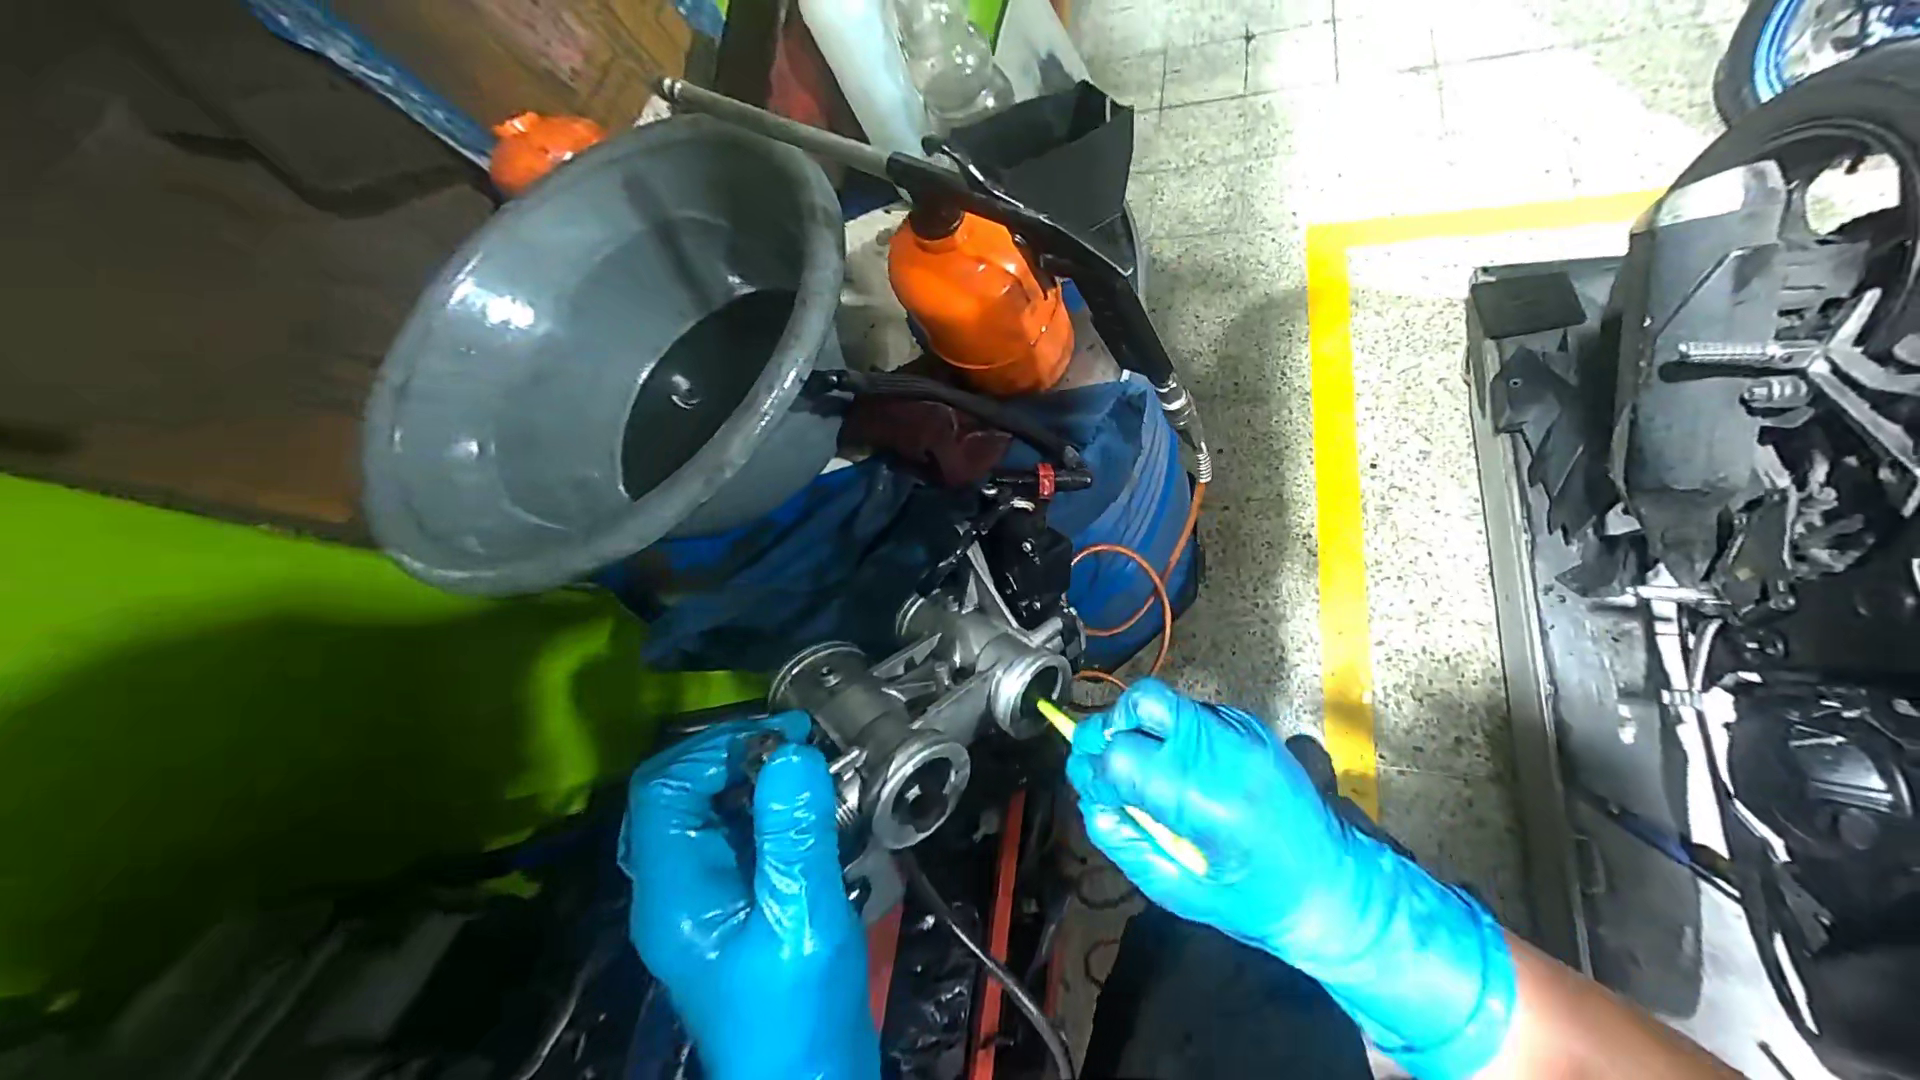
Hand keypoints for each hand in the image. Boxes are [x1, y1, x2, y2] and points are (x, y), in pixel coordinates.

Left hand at [620, 712, 877, 1079]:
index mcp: (674, 890)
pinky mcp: (728, 902)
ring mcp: (700, 896)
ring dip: (753, 778)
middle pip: (677, 791)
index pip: (663, 786)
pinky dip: (766, 806)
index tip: (784, 737)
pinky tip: (808, 809)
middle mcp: (674, 886)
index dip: (716, 747)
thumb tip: (792, 753)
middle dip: (735, 754)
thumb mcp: (804, 920)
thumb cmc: (799, 1015)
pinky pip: (733, 832)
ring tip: (807, 768)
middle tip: (798, 746)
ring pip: (705, 807)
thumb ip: (795, 836)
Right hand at [1066, 679, 1515, 1079]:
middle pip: (1140, 703)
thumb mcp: (1179, 891)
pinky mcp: (1247, 723)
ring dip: (1133, 726)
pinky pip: (1186, 712)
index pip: (1122, 757)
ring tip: (1134, 763)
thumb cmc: (1255, 901)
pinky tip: (1174, 766)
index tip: (1089, 789)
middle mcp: (1224, 750)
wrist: (1338, 887)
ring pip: (1161, 699)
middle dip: (1104, 731)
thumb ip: (1125, 843)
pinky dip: (1165, 731)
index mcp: (1208, 800)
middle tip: (1097, 761)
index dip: (1092, 770)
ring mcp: (1239, 730)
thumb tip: (1091, 801)